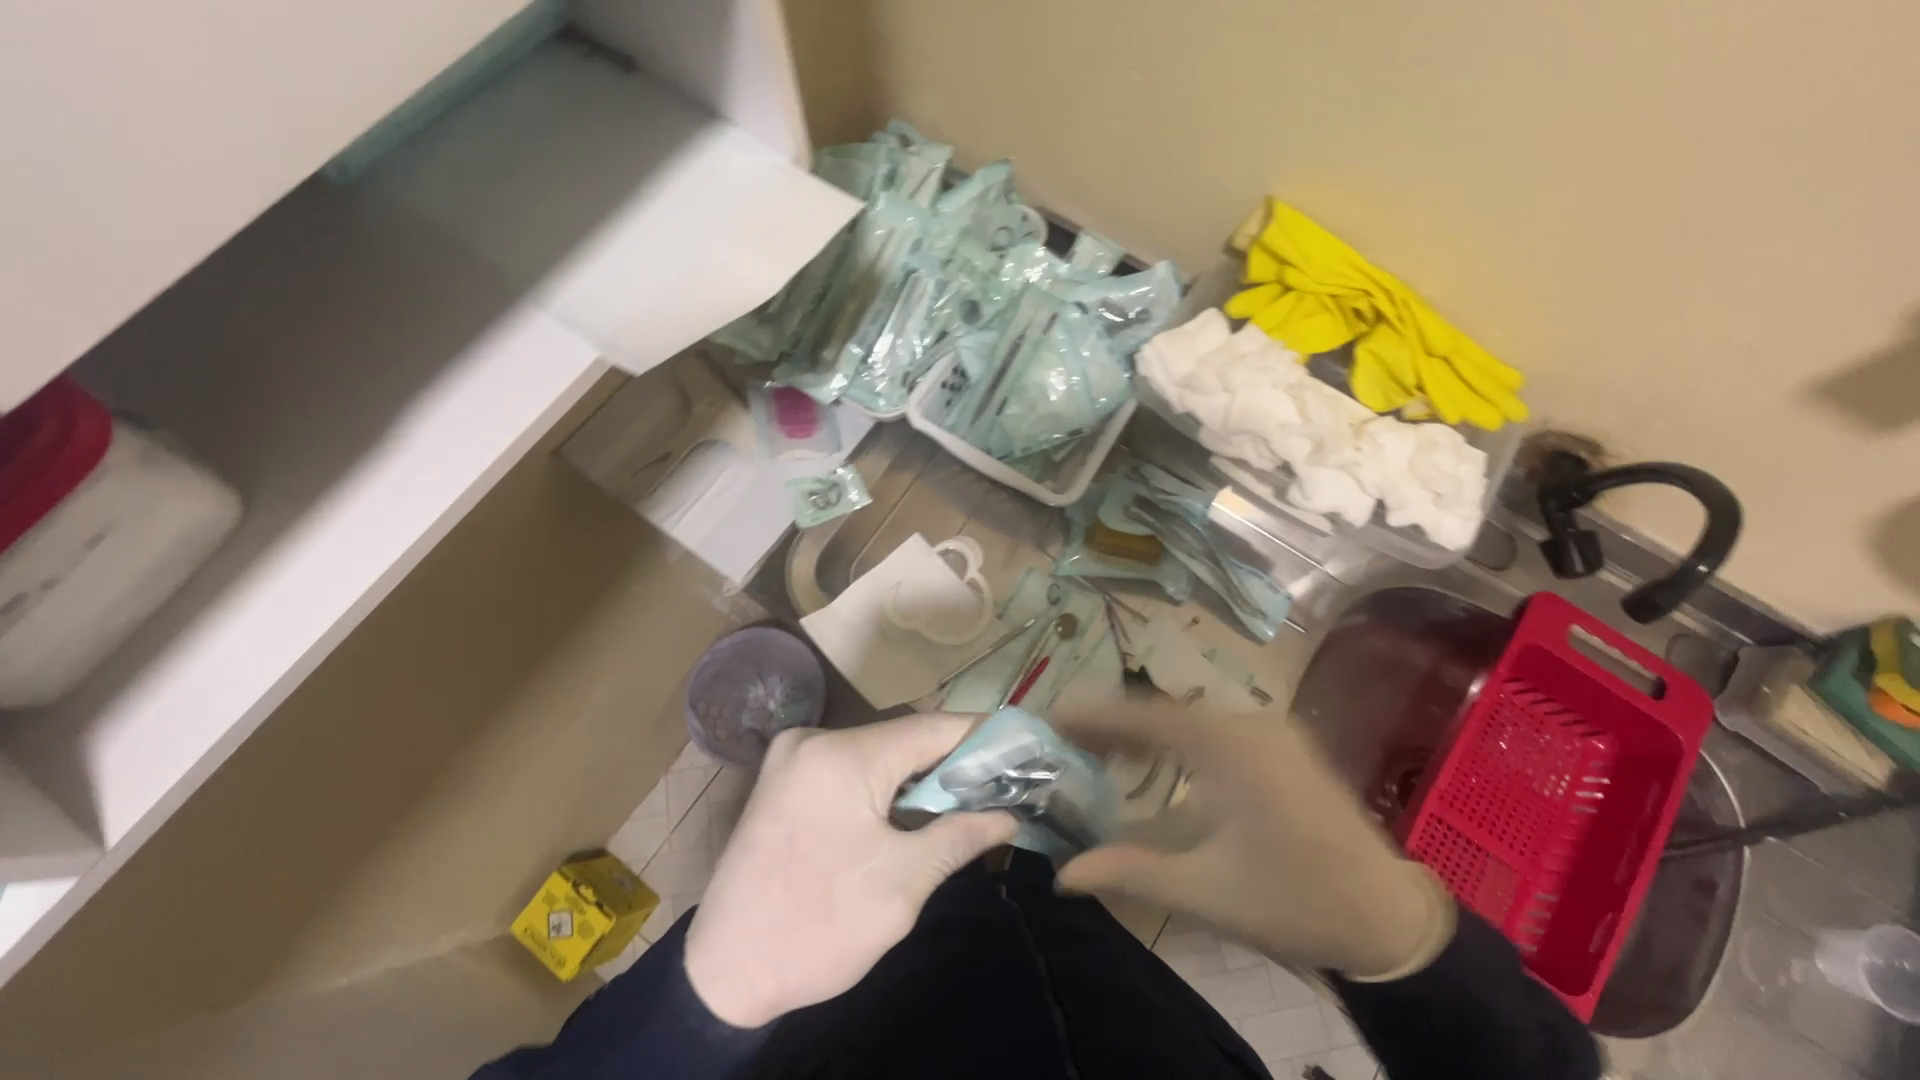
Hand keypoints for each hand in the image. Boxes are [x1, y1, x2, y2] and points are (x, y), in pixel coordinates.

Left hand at [683, 715, 1016, 1026]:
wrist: (722, 974)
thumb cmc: (817, 928)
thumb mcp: (901, 886)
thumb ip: (958, 836)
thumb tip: (1007, 816)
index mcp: (841, 757)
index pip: (931, 728)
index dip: (982, 736)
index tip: (1026, 748)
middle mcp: (812, 741)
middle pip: (902, 737)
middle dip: (953, 760)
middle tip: (1004, 783)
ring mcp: (791, 759)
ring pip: (876, 753)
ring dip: (919, 775)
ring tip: (970, 797)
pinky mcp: (782, 781)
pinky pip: (848, 769)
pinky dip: (885, 785)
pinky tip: (915, 808)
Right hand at [1057, 705, 1455, 980]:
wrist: (1388, 919)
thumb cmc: (1292, 901)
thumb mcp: (1202, 891)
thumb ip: (1127, 871)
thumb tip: (1062, 874)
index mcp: (1229, 747)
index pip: (1145, 717)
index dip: (1094, 717)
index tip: (1050, 717)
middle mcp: (1250, 725)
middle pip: (1166, 714)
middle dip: (1115, 726)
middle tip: (1065, 741)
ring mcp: (1274, 734)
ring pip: (1191, 721)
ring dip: (1146, 735)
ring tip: (1099, 752)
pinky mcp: (1286, 751)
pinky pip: (1216, 732)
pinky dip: (1178, 744)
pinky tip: (1157, 765)